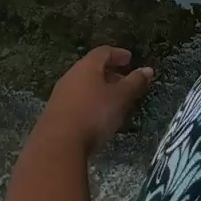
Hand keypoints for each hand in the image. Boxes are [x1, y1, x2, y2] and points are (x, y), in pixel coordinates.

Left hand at [34, 46, 154, 155]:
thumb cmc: (94, 115)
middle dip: (109, 73)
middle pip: (91, 69)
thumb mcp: (121, 97)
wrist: (56, 148)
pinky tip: (95, 118)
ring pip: (82, 87)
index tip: (129, 59)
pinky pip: (74, 102)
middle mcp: (69, 78)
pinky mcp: (52, 117)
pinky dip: (87, 104)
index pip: (103, 52)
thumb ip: (135, 82)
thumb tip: (148, 70)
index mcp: (86, 68)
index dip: (118, 54)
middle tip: (123, 82)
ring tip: (112, 102)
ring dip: (98, 91)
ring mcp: (58, 97)